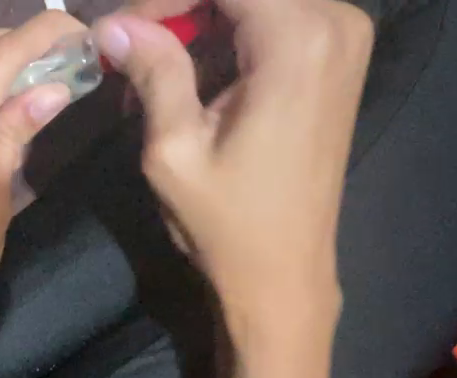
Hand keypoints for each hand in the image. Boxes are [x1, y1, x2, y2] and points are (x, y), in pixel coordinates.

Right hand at [95, 0, 372, 377]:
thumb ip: (152, 74)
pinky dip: (230, 37)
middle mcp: (337, 19)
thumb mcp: (173, 150)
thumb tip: (111, 25)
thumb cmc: (224, 221)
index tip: (119, 30)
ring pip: (259, 1)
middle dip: (184, 8)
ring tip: (155, 75)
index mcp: (299, 38)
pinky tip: (194, 80)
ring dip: (204, 24)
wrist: (281, 270)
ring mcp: (345, 36)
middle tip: (132, 51)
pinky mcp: (338, 57)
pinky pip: (277, 19)